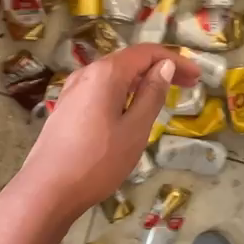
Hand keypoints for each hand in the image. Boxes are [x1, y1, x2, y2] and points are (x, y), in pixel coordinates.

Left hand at [7, 44, 196, 223]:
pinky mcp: (66, 109)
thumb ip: (151, 95)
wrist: (47, 191)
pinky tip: (130, 110)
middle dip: (159, 69)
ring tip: (162, 97)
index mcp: (106, 73)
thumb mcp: (135, 130)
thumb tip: (164, 68)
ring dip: (140, 81)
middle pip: (129, 61)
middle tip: (186, 86)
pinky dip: (122, 93)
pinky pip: (100, 90)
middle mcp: (86, 74)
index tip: (196, 77)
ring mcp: (72, 91)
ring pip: (113, 76)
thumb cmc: (97, 162)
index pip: (146, 53)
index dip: (174, 61)